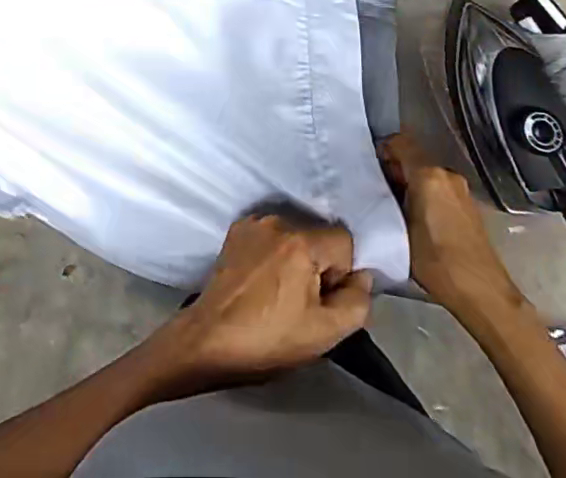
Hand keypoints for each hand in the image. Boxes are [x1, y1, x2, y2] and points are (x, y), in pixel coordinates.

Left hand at [151, 214, 372, 391]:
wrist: (203, 344)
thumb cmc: (265, 341)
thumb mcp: (323, 334)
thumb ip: (357, 303)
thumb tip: (362, 277)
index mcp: (302, 242)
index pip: (345, 243)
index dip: (339, 276)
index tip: (319, 302)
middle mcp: (279, 221)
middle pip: (320, 237)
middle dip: (318, 266)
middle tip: (298, 302)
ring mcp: (255, 223)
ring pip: (296, 235)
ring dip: (296, 258)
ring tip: (277, 292)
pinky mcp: (237, 231)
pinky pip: (272, 235)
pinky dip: (274, 252)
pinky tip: (261, 279)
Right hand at [379, 133, 523, 317]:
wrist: (478, 286)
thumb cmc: (435, 260)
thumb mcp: (400, 231)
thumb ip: (389, 203)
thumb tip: (381, 191)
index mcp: (429, 175)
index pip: (402, 143)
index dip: (384, 150)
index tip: (370, 169)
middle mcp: (447, 173)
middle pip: (416, 158)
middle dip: (396, 170)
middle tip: (378, 193)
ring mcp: (461, 188)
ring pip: (429, 174)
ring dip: (411, 183)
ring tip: (396, 209)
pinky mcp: (468, 202)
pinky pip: (441, 187)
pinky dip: (427, 194)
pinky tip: (419, 219)